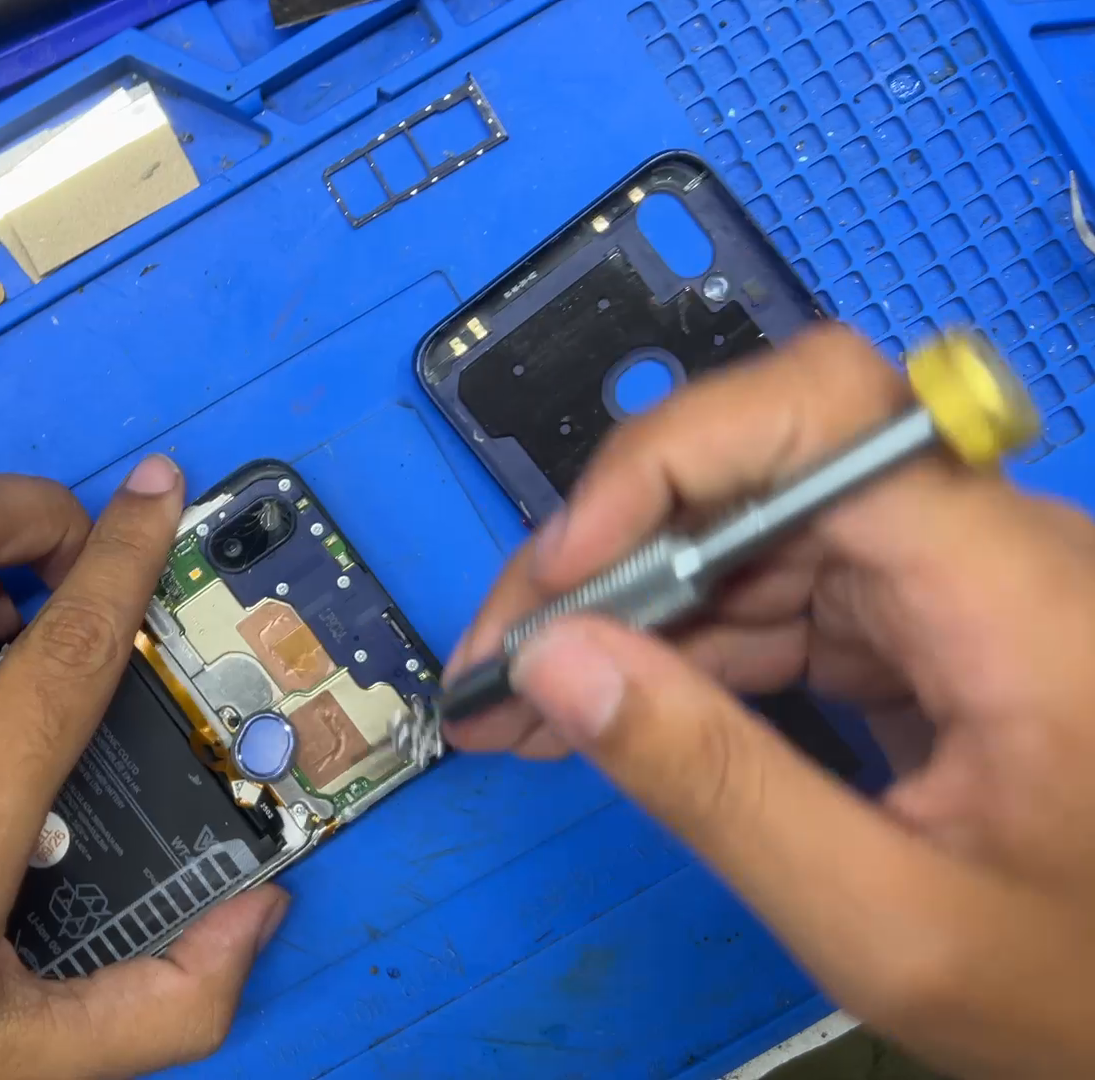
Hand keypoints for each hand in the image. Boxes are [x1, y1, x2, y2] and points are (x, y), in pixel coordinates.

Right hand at [447, 325, 1094, 1076]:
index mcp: (1012, 593)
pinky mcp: (895, 623)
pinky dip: (646, 655)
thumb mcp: (896, 927)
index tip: (565, 571)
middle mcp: (967, 551)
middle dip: (584, 575)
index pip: (818, 414)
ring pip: (710, 549)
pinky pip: (738, 606)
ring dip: (597, 622)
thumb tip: (549, 659)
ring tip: (510, 707)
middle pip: (726, 490)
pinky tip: (583, 709)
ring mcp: (926, 584)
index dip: (662, 463)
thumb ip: (713, 785)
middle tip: (493, 667)